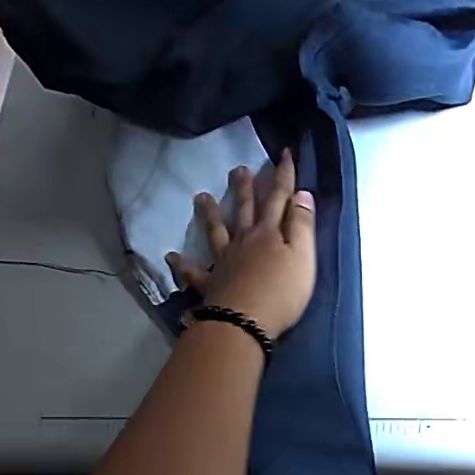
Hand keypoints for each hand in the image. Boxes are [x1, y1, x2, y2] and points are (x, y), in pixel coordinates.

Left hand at [166, 151, 315, 338]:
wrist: (245, 321)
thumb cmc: (282, 292)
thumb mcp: (303, 258)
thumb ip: (302, 226)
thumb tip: (303, 194)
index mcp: (269, 233)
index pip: (279, 198)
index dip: (283, 176)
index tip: (284, 153)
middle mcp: (244, 241)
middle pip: (245, 209)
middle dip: (246, 187)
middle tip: (239, 168)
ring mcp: (225, 261)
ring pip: (217, 231)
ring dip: (210, 213)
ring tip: (203, 196)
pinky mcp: (212, 284)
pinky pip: (194, 272)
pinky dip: (183, 264)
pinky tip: (171, 256)